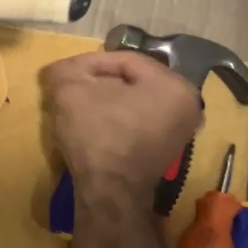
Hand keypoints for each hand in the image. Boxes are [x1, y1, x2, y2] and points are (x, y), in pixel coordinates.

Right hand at [42, 51, 202, 203]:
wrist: (111, 188)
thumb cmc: (97, 134)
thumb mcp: (70, 94)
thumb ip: (64, 71)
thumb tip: (60, 69)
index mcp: (173, 84)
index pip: (126, 59)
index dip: (88, 61)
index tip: (60, 73)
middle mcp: (187, 102)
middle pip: (133, 79)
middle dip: (97, 81)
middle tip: (68, 88)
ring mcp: (180, 127)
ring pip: (136, 99)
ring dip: (104, 98)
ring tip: (76, 106)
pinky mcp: (167, 145)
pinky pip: (139, 118)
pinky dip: (115, 116)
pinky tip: (93, 124)